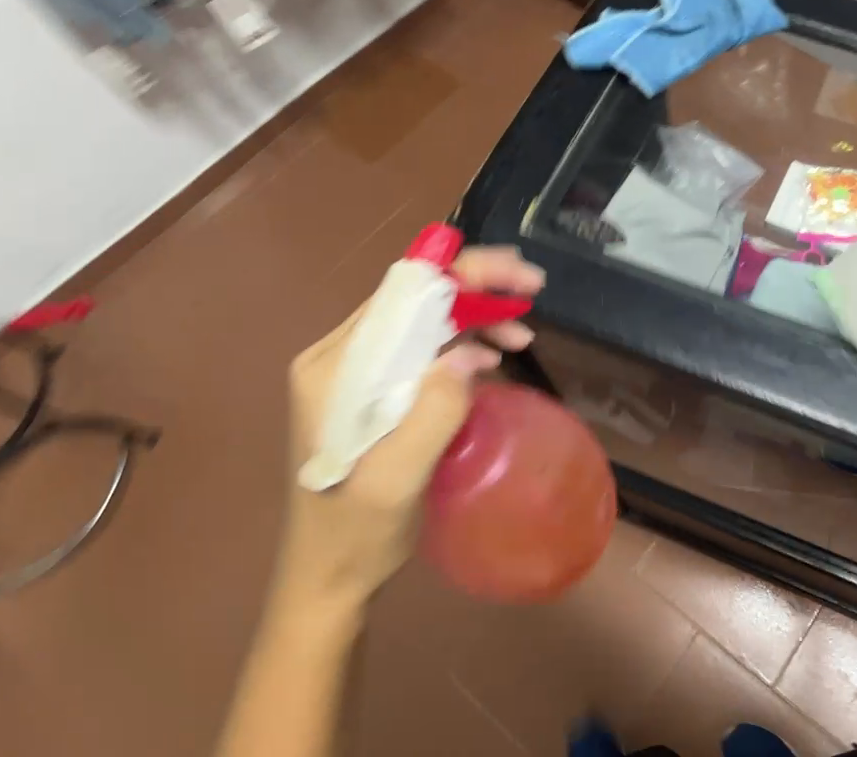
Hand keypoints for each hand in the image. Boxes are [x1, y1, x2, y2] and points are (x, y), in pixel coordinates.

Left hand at [278, 245, 545, 606]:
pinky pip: (421, 347)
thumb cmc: (354, 534)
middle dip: (476, 287)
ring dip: (474, 316)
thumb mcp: (396, 479)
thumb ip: (433, 410)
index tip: (519, 279)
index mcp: (335, 368)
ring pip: (422, 319)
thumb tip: (473, 353)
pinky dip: (462, 342)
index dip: (465, 275)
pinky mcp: (369, 390)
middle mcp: (339, 357)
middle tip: (533, 291)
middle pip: (415, 298)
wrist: (323, 580)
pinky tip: (494, 354)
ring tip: (523, 332)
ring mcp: (353, 373)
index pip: (405, 294)